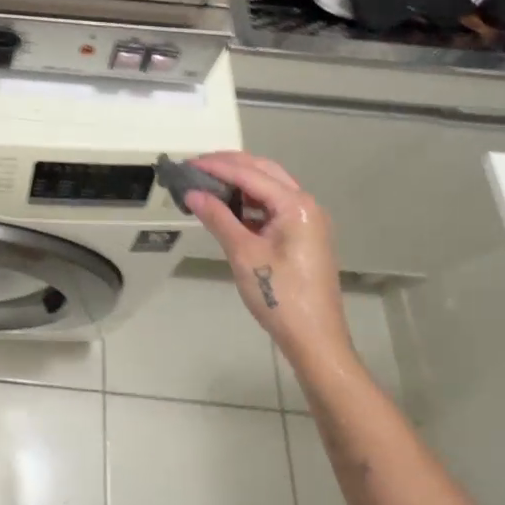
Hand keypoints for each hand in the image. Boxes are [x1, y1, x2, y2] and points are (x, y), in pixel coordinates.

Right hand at [183, 151, 352, 364]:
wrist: (316, 341)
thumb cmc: (280, 297)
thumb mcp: (243, 254)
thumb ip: (218, 218)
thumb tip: (192, 193)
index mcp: (296, 205)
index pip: (249, 174)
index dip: (216, 166)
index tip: (188, 164)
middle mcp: (306, 205)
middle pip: (264, 171)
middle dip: (230, 166)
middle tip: (197, 168)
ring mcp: (308, 220)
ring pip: (270, 187)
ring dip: (240, 182)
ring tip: (208, 184)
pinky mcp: (305, 236)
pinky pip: (274, 206)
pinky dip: (251, 201)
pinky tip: (229, 207)